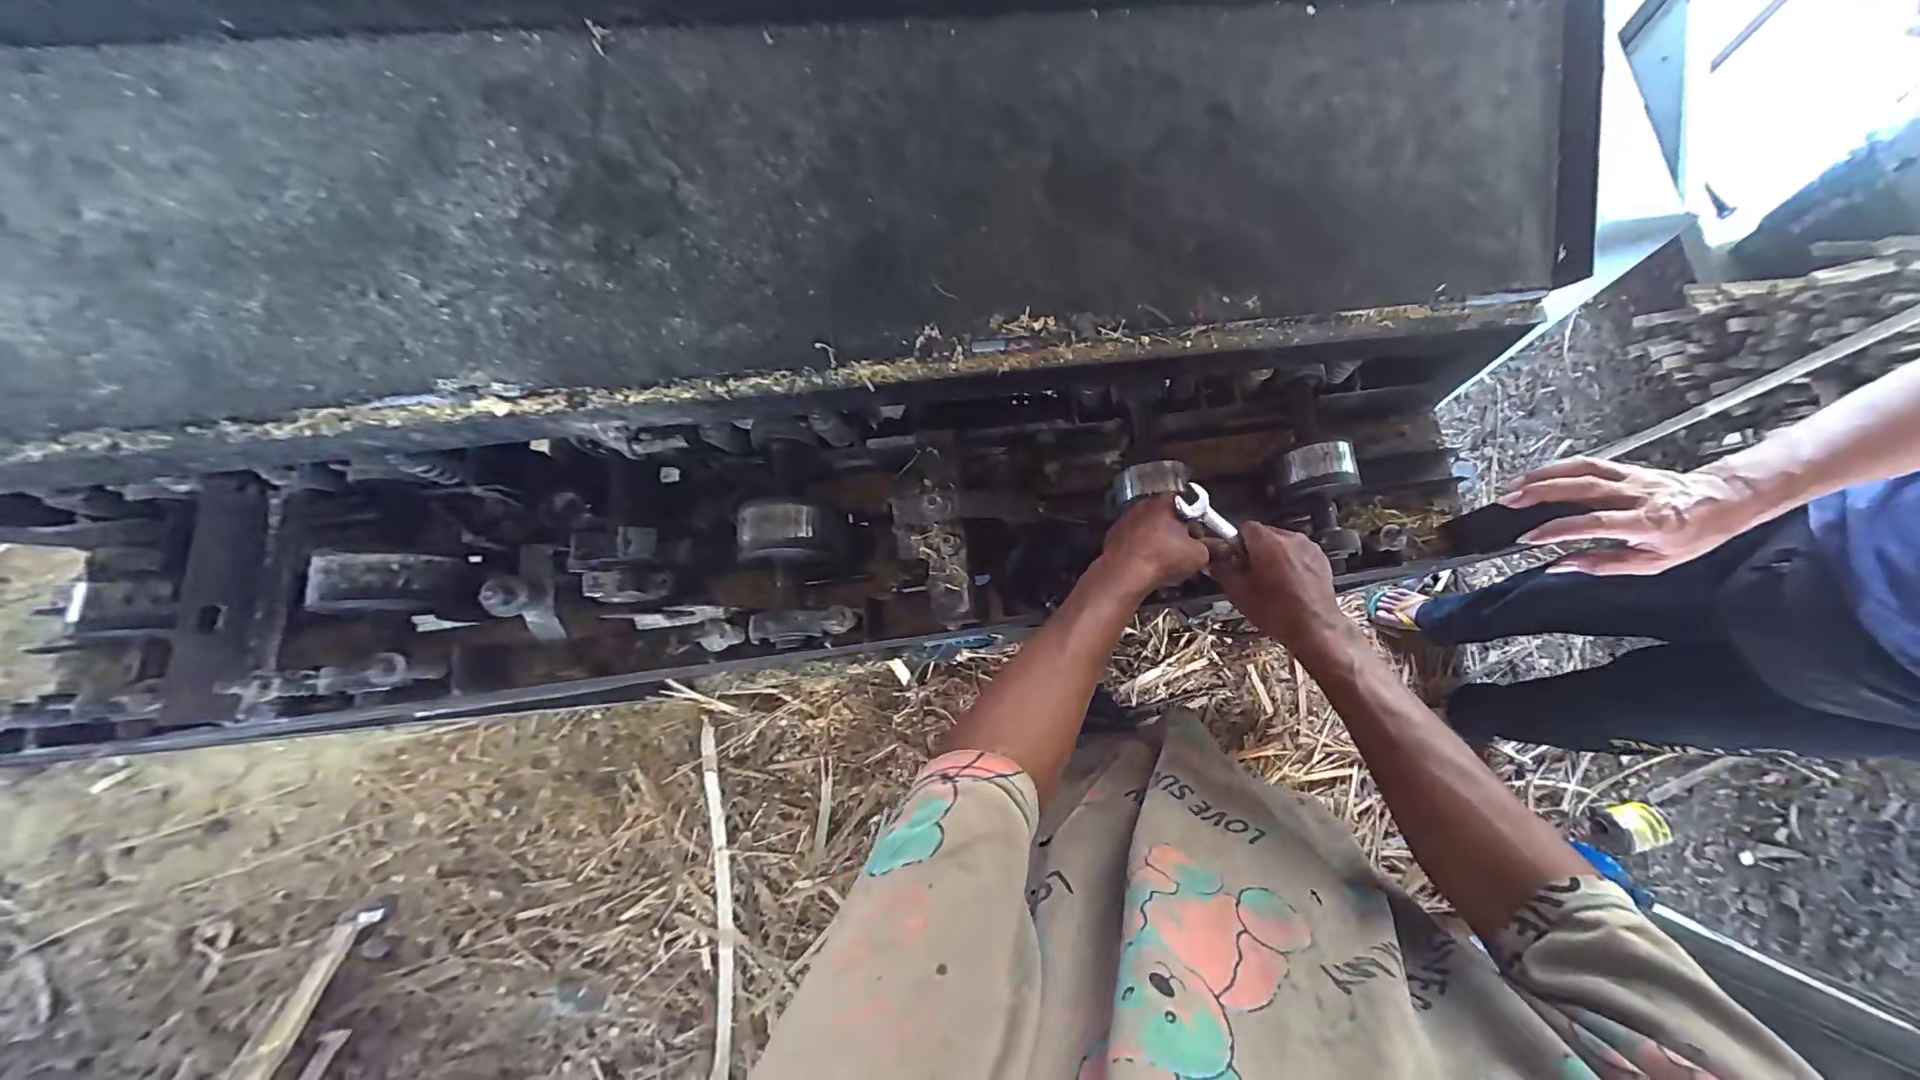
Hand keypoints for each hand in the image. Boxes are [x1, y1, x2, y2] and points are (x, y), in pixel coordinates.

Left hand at [1098, 495, 1211, 593]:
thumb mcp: (1198, 555)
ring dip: (1156, 540)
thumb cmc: (1164, 558)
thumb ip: (1207, 547)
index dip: (1196, 522)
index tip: (1198, 539)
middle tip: (1181, 551)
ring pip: (1148, 528)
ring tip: (1162, 561)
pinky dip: (1139, 548)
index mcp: (1166, 502)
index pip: (1188, 505)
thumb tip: (1209, 547)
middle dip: (1175, 531)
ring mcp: (1125, 518)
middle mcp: (1143, 504)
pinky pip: (1133, 539)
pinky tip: (1144, 563)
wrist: (1124, 573)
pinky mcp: (1112, 534)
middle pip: (1166, 516)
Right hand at [1204, 522, 1349, 651]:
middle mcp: (1290, 538)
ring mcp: (1308, 547)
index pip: (1244, 526)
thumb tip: (1213, 562)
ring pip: (1281, 542)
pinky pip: (1298, 552)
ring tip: (1269, 580)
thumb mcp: (1238, 592)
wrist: (1314, 628)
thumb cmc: (1276, 610)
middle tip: (1248, 572)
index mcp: (1267, 542)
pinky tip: (1286, 583)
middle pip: (1264, 533)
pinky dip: (1289, 561)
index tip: (1233, 557)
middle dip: (1254, 548)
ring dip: (1272, 554)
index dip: (1235, 541)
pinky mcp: (1321, 559)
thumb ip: (1222, 571)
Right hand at [1499, 457, 1771, 574]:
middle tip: (1508, 502)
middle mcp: (1638, 496)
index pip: (1594, 523)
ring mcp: (1631, 478)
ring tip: (1513, 487)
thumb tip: (1560, 565)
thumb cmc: (1692, 536)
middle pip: (1581, 488)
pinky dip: (1556, 468)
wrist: (1726, 501)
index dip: (1557, 530)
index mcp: (1649, 523)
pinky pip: (1587, 463)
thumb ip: (1604, 564)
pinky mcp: (1626, 468)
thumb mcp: (1654, 562)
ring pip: (1580, 471)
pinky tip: (1535, 475)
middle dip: (1539, 493)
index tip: (1529, 537)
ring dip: (1541, 477)